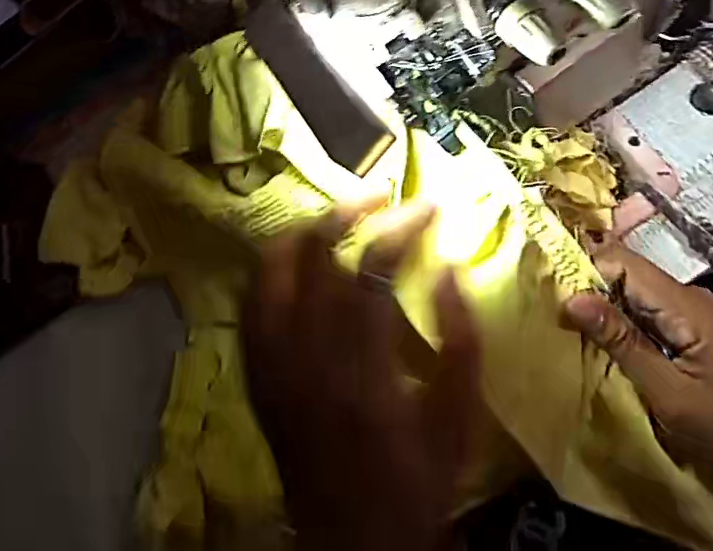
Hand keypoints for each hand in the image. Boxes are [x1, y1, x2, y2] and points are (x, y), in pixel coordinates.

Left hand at [242, 200, 481, 550]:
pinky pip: (251, 305)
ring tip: (336, 215)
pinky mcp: (259, 377)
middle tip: (378, 195)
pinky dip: (273, 268)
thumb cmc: (417, 481)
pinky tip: (296, 255)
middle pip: (313, 259)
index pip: (373, 271)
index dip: (400, 226)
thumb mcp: (460, 419)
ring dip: (304, 232)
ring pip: (270, 273)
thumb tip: (450, 267)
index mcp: (364, 372)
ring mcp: (274, 368)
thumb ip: (461, 341)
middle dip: (347, 212)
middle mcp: (308, 361)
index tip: (427, 206)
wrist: (354, 542)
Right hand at [564, 244, 712, 550]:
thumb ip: (622, 342)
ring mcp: (697, 313)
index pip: (625, 264)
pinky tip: (607, 340)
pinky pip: (651, 311)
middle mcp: (693, 298)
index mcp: (689, 306)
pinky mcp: (696, 330)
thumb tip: (572, 298)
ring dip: (606, 305)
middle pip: (629, 273)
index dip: (586, 270)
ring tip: (573, 323)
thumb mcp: (671, 396)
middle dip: (592, 286)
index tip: (550, 289)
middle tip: (555, 309)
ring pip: (637, 291)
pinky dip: (625, 321)